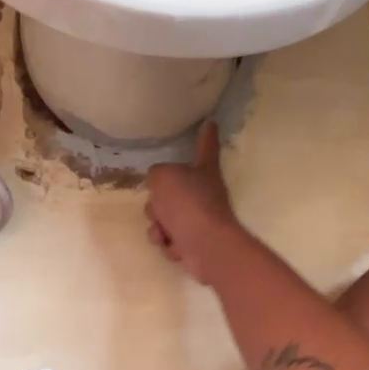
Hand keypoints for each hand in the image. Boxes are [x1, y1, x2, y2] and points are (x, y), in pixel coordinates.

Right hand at [147, 121, 241, 282]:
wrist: (206, 246)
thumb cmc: (188, 204)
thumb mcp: (164, 177)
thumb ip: (157, 174)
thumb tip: (160, 187)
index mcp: (204, 171)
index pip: (205, 147)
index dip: (206, 135)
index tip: (211, 122)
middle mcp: (204, 193)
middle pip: (171, 191)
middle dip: (157, 202)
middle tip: (160, 207)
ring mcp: (199, 220)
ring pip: (164, 217)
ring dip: (159, 225)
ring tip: (166, 231)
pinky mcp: (193, 243)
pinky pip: (170, 239)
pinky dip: (168, 243)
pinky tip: (175, 246)